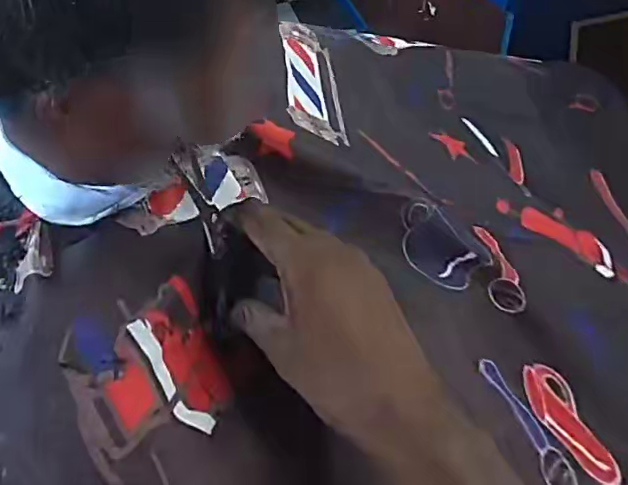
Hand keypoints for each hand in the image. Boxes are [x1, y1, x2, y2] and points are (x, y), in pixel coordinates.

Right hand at [229, 204, 514, 483]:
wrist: (407, 411)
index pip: (263, 219)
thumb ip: (253, 316)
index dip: (239, 216)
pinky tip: (305, 284)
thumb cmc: (336, 376)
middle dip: (263, 226)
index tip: (220, 221)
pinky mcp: (375, 278)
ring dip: (289, 242)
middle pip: (288, 220)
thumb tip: (237, 304)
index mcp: (304, 257)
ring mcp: (358, 260)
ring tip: (268, 264)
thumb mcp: (282, 349)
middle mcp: (332, 247)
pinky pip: (333, 253)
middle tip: (239, 244)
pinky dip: (313, 257)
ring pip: (313, 236)